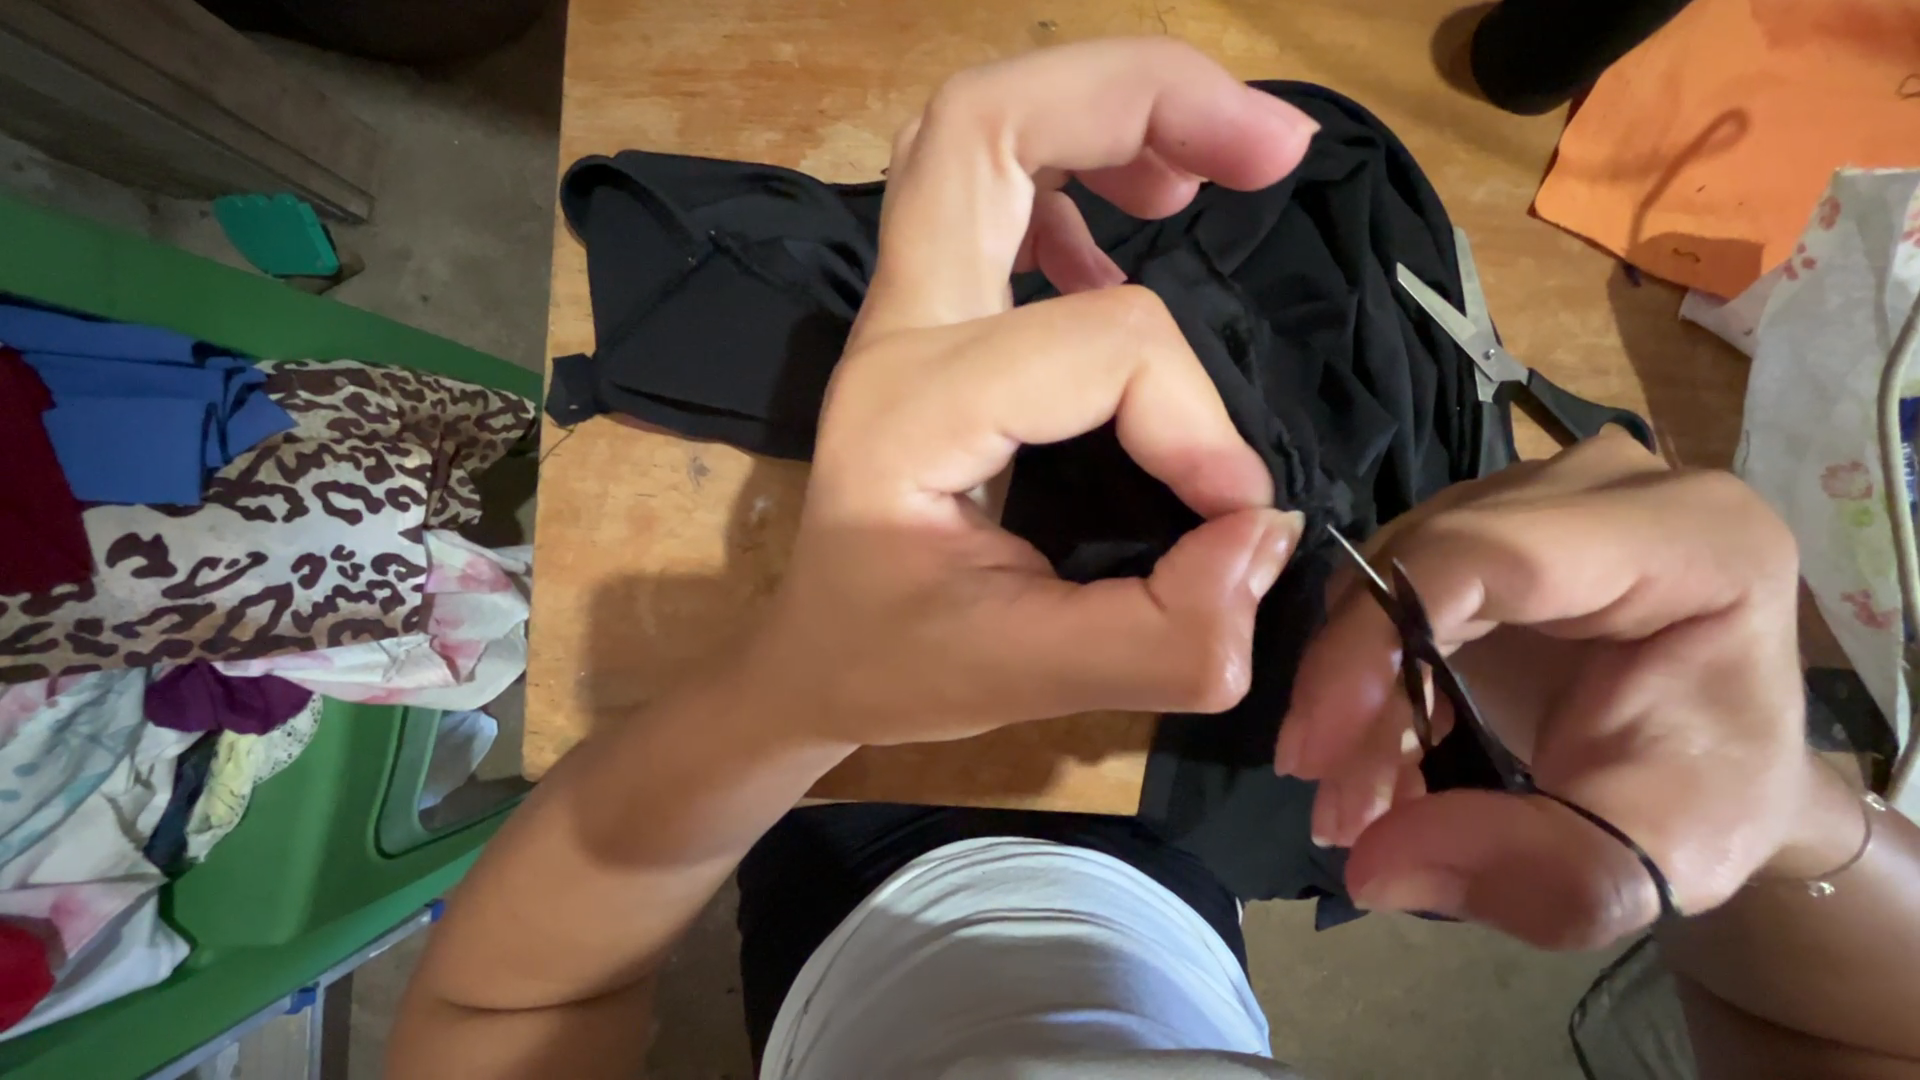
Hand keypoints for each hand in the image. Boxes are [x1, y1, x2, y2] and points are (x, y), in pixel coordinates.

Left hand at [744, 40, 1321, 746]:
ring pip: (978, 136)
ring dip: (1101, 115)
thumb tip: (1264, 536)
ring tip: (1204, 167)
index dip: (1197, 416)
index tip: (1232, 508)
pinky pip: (983, 198)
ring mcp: (901, 317)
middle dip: (1142, 98)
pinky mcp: (921, 325)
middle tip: (1269, 147)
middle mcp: (897, 335)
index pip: (1102, 344)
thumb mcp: (1024, 679)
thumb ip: (1158, 639)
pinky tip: (1126, 235)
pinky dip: (1069, 181)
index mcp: (914, 411)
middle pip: (989, 124)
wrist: (811, 657)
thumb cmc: (893, 666)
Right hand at [1277, 430, 1828, 947]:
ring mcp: (1520, 496)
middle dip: (1352, 692)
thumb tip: (1368, 866)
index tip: (1312, 753)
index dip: (1374, 645)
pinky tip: (1366, 750)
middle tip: (1330, 799)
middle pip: (1413, 569)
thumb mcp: (1659, 858)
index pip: (1479, 557)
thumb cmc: (1710, 791)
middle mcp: (1594, 487)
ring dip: (1349, 693)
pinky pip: (1379, 585)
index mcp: (1685, 536)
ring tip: (1354, 794)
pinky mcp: (1470, 522)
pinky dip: (1359, 675)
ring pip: (1379, 578)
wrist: (1708, 753)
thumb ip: (1541, 875)